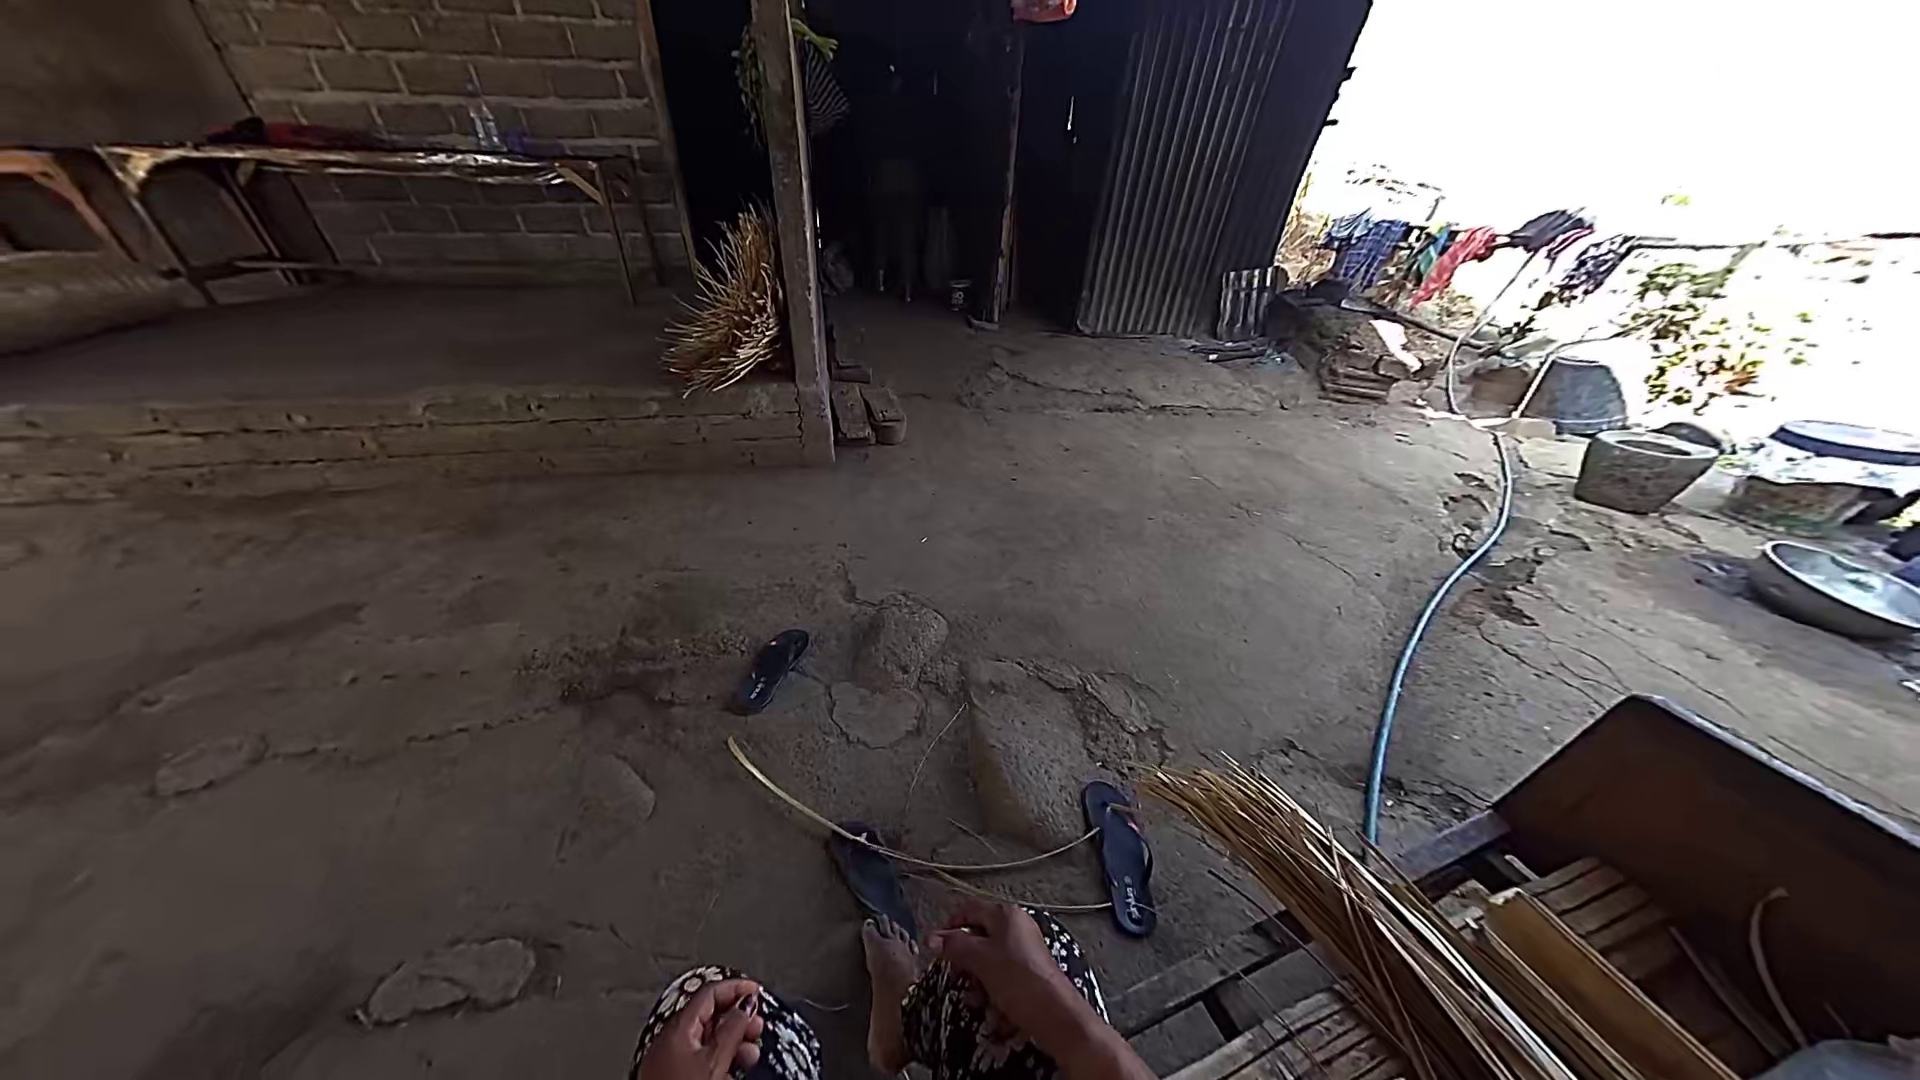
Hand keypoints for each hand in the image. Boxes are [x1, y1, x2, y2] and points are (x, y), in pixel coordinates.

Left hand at [638, 979, 765, 1079]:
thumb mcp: (716, 1061)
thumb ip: (733, 1027)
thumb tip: (745, 1003)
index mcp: (676, 1031)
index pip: (709, 993)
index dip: (736, 988)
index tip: (755, 992)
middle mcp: (668, 1042)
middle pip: (708, 1015)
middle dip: (737, 1017)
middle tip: (756, 1024)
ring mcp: (668, 1063)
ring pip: (706, 1038)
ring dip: (732, 1040)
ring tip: (749, 1052)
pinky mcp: (671, 1079)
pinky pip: (699, 1057)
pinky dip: (719, 1057)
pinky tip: (733, 1068)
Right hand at [927, 900, 1099, 1057]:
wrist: (1056, 1016)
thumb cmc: (1017, 980)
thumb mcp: (980, 960)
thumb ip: (954, 946)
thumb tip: (930, 938)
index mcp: (1005, 914)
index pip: (969, 909)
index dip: (950, 926)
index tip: (938, 949)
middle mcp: (1016, 925)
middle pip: (978, 936)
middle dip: (966, 961)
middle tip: (960, 979)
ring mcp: (1025, 948)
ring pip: (989, 960)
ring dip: (979, 982)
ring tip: (980, 1000)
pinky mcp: (1030, 971)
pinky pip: (1004, 976)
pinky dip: (995, 991)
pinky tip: (996, 1011)